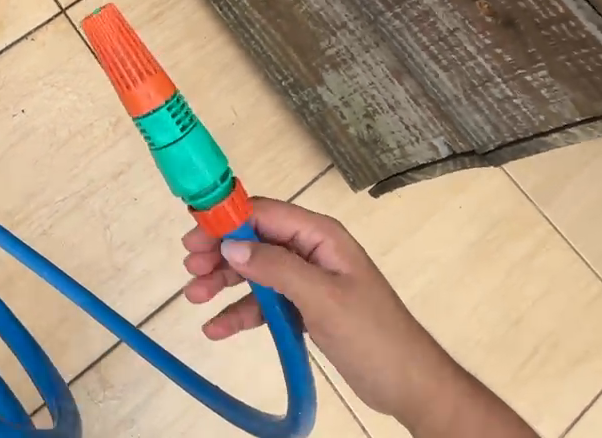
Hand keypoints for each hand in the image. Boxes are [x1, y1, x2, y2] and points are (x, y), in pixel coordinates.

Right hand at [181, 197, 534, 437]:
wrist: (412, 388)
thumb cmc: (373, 336)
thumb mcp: (322, 299)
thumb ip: (275, 268)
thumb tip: (230, 246)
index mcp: (319, 235)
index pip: (263, 213)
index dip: (226, 220)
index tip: (194, 235)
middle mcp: (310, 249)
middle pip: (253, 240)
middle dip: (219, 253)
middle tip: (190, 268)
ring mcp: (306, 278)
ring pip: (253, 270)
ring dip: (223, 282)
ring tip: (194, 297)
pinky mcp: (304, 306)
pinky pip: (264, 302)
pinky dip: (240, 312)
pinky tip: (217, 328)